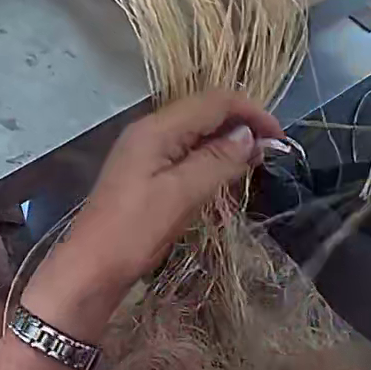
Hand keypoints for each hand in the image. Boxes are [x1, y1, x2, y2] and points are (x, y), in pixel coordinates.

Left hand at [23, 92, 282, 340]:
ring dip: (226, 142)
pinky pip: (183, 153)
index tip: (280, 138)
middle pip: (203, 111)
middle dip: (240, 125)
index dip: (251, 112)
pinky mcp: (143, 173)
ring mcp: (143, 152)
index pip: (213, 101)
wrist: (90, 269)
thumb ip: (216, 160)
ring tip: (254, 163)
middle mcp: (148, 131)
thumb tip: (249, 135)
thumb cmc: (133, 231)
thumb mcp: (181, 195)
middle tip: (270, 153)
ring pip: (194, 133)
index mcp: (155, 128)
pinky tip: (223, 175)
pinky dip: (208, 158)